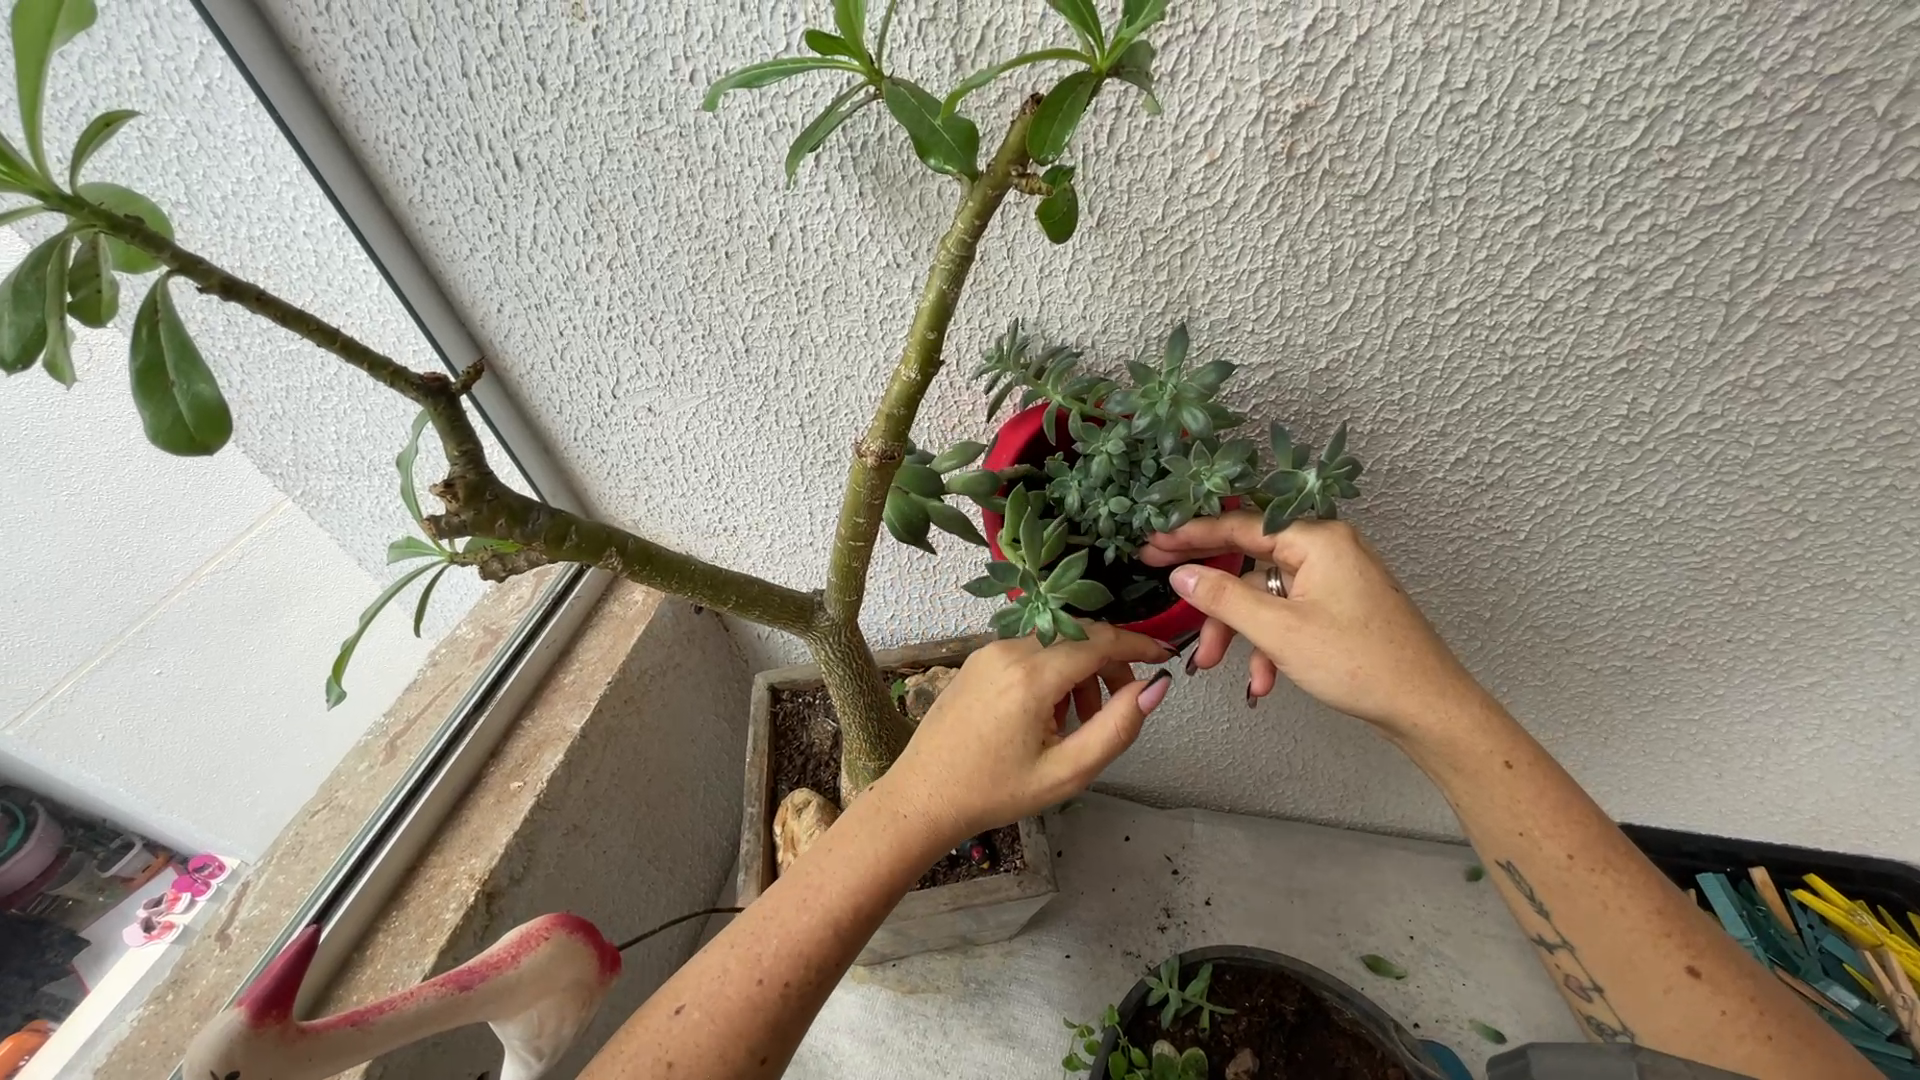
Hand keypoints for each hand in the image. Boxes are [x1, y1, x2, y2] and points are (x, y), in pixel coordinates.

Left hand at [877, 624, 1173, 847]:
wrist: (923, 795)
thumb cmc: (996, 792)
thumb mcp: (1067, 771)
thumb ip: (1118, 727)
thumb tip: (1154, 686)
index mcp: (1031, 676)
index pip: (1100, 640)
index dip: (1138, 644)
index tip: (1165, 656)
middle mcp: (1009, 650)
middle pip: (1078, 636)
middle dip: (1110, 662)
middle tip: (1123, 704)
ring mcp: (988, 651)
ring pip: (1055, 642)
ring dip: (1080, 671)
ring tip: (1079, 722)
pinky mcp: (977, 659)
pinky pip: (1029, 651)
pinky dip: (1053, 672)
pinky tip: (1049, 715)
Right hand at [1139, 514, 1489, 737]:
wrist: (1428, 708)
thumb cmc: (1359, 663)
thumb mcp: (1278, 630)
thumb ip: (1222, 598)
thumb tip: (1181, 574)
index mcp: (1316, 539)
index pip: (1238, 526)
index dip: (1190, 536)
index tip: (1152, 545)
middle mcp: (1325, 549)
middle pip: (1248, 561)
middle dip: (1211, 595)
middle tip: (1167, 592)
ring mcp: (1333, 579)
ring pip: (1264, 595)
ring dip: (1237, 630)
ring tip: (1214, 664)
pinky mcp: (1337, 606)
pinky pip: (1287, 613)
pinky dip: (1267, 643)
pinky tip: (1262, 680)